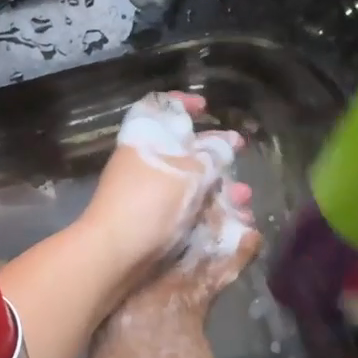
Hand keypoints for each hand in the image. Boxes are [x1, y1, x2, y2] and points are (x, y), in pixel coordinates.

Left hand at [78, 91, 249, 281]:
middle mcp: (146, 162)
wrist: (113, 253)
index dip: (183, 104)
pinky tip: (234, 221)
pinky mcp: (155, 221)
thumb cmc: (148, 202)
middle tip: (240, 155)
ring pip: (190, 183)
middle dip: (216, 154)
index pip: (161, 110)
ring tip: (244, 198)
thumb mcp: (187, 172)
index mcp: (146, 140)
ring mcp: (149, 193)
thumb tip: (227, 142)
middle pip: (183, 149)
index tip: (206, 108)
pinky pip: (187, 208)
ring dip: (220, 187)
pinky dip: (209, 210)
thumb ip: (212, 155)